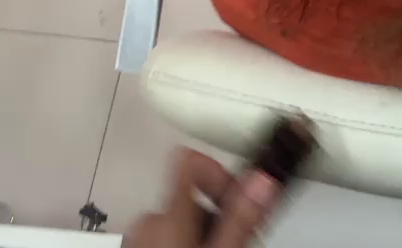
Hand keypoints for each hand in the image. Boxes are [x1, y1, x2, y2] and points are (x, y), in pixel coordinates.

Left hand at [124, 148, 281, 247]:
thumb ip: (242, 219)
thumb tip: (264, 177)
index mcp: (170, 213)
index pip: (191, 161)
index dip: (219, 172)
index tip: (239, 197)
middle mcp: (148, 221)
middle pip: (191, 197)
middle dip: (217, 217)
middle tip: (235, 244)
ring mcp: (137, 241)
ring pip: (179, 222)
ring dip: (201, 236)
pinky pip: (163, 240)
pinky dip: (182, 247)